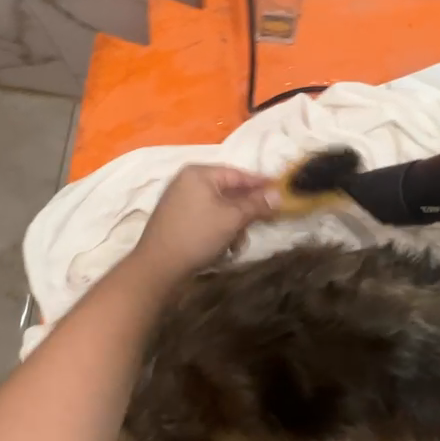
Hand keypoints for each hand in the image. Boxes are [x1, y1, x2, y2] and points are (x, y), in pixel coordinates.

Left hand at [125, 164, 279, 282]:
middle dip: (246, 210)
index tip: (281, 191)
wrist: (158, 267)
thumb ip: (257, 204)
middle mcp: (187, 181)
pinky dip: (219, 229)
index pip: (237, 174)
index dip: (261, 183)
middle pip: (228, 190)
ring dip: (234, 225)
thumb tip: (280, 195)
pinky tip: (224, 247)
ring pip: (219, 207)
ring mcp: (180, 200)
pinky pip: (207, 217)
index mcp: (199, 173)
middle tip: (265, 221)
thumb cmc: (197, 235)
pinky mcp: (176, 219)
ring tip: (238, 243)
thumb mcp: (232, 218)